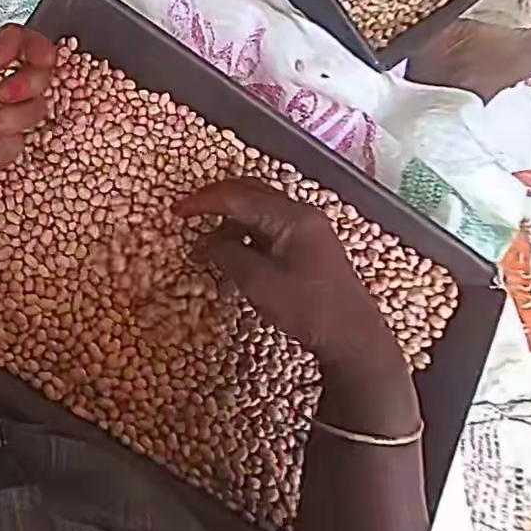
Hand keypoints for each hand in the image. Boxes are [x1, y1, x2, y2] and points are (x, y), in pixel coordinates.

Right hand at [176, 178, 406, 378]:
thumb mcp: (259, 283)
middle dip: (215, 200)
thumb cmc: (308, 310)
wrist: (354, 338)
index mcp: (291, 218)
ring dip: (229, 217)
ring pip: (259, 208)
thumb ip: (228, 255)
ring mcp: (307, 227)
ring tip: (206, 241)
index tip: (177, 212)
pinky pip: (269, 224)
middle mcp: (301, 214)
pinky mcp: (307, 243)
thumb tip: (204, 242)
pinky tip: (231, 249)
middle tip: (187, 214)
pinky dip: (244, 230)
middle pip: (250, 192)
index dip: (203, 201)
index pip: (238, 197)